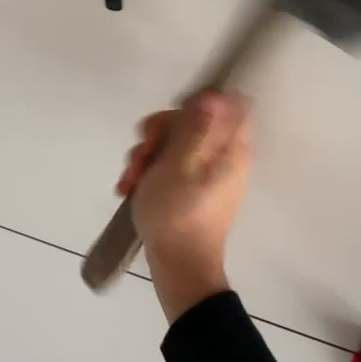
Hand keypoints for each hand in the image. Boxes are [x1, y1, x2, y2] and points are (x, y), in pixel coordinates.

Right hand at [115, 92, 252, 321]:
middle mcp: (223, 158)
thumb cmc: (177, 212)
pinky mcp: (190, 190)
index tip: (173, 117)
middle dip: (159, 134)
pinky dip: (149, 173)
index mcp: (229, 149)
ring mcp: (207, 175)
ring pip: (173, 144)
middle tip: (144, 152)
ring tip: (132, 178)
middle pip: (191, 123)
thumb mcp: (179, 162)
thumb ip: (194, 126)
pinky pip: (169, 166)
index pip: (227, 105)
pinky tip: (131, 188)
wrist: (177, 266)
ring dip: (147, 155)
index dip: (197, 103)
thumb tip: (215, 94)